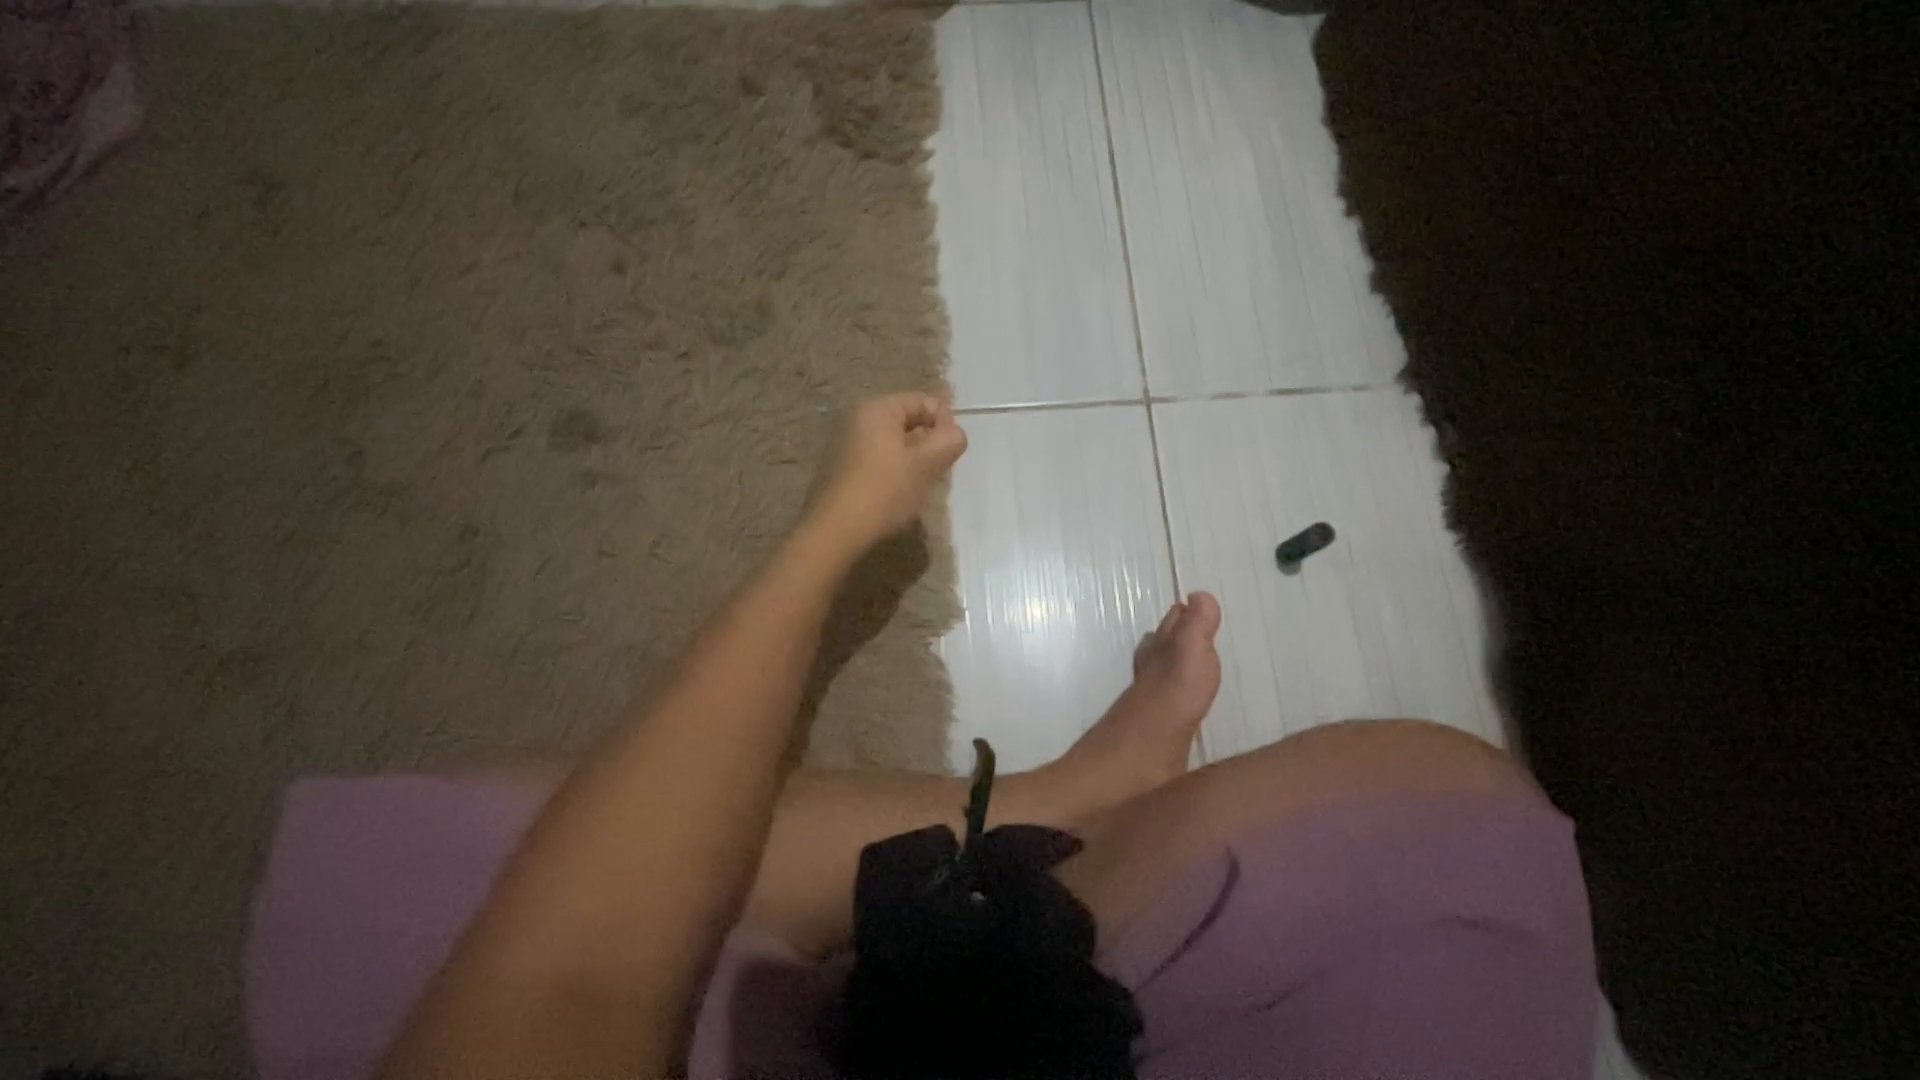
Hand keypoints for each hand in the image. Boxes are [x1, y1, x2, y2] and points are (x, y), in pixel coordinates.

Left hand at [812, 393, 967, 549]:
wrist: (835, 532)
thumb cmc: (883, 491)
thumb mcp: (926, 463)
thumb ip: (949, 440)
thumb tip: (954, 433)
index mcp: (877, 408)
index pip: (924, 401)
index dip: (946, 423)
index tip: (951, 454)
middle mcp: (858, 419)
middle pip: (909, 421)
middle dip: (930, 444)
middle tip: (939, 473)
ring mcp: (847, 444)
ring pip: (896, 444)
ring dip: (915, 462)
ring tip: (920, 486)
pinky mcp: (844, 469)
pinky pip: (880, 460)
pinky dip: (896, 472)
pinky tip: (900, 495)